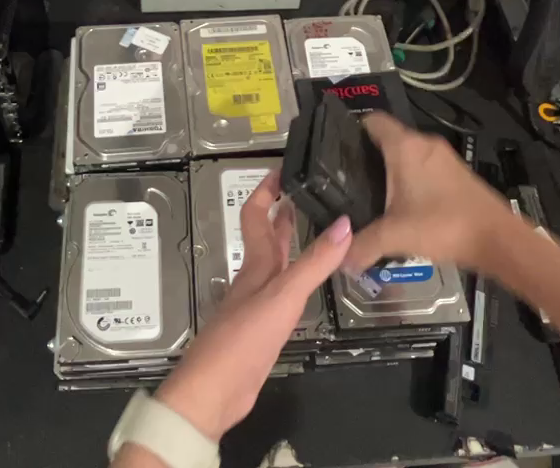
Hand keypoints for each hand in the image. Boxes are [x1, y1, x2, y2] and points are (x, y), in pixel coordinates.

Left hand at [152, 174, 350, 440]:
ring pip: (275, 264)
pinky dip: (294, 280)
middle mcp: (255, 278)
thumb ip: (315, 262)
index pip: (256, 214)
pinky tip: (305, 286)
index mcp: (257, 263)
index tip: (284, 168)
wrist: (214, 390)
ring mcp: (256, 304)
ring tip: (314, 230)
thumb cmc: (245, 336)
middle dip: (281, 212)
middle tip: (304, 192)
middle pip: (266, 236)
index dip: (266, 189)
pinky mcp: (261, 330)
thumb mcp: (285, 295)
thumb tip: (345, 223)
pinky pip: (280, 294)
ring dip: (289, 244)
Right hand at [340, 111, 520, 276]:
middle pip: (389, 139)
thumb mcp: (395, 237)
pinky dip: (413, 181)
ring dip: (394, 172)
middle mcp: (424, 143)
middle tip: (351, 181)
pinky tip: (406, 207)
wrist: (498, 239)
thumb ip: (362, 245)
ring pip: (409, 155)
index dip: (353, 130)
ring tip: (376, 197)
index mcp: (405, 146)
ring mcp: (444, 157)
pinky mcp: (458, 173)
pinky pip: (425, 168)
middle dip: (370, 157)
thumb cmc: (442, 225)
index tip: (339, 151)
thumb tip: (341, 260)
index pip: (372, 120)